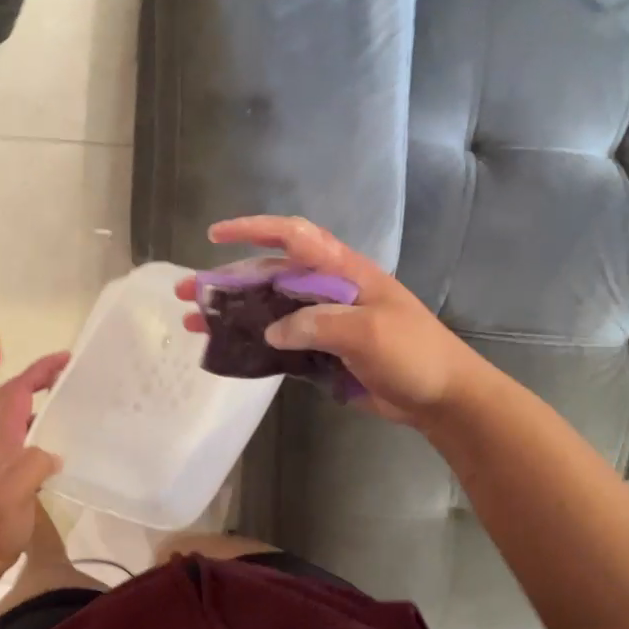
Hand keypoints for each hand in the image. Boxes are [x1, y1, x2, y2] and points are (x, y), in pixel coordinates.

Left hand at [0, 351, 70, 576]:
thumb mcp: (19, 492)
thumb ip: (34, 465)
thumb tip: (54, 453)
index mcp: (2, 440)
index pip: (16, 393)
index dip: (37, 372)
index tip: (64, 359)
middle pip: (8, 397)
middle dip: (33, 378)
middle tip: (62, 373)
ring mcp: (1, 458)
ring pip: (14, 416)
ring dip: (35, 400)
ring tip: (65, 399)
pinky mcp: (7, 474)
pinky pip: (23, 436)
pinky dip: (39, 426)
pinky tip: (57, 441)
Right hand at [175, 215, 495, 426]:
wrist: (443, 398)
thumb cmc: (414, 354)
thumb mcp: (368, 332)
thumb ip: (317, 325)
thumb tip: (273, 331)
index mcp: (343, 273)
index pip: (294, 238)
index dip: (254, 230)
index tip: (216, 235)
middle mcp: (326, 291)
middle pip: (268, 276)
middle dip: (225, 280)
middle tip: (186, 292)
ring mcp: (322, 322)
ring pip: (266, 310)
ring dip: (230, 313)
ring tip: (192, 322)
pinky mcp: (320, 352)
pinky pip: (277, 342)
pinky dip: (249, 343)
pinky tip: (224, 349)